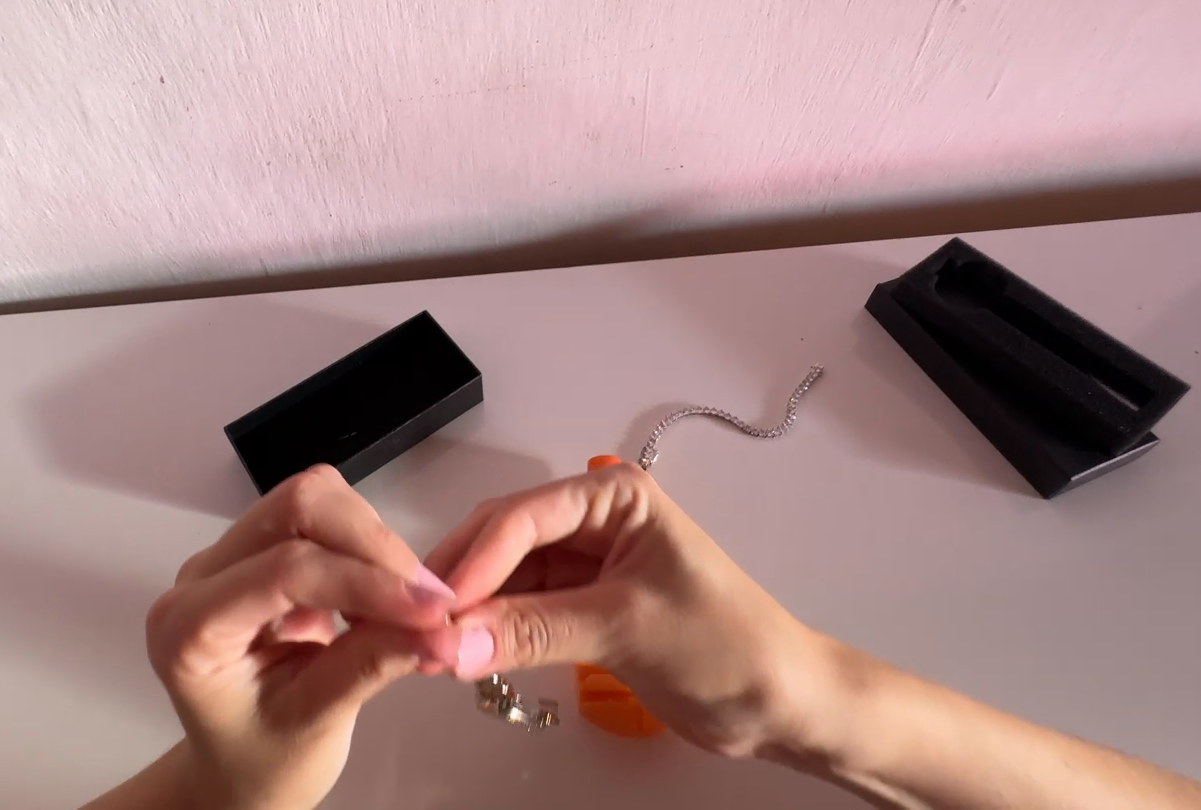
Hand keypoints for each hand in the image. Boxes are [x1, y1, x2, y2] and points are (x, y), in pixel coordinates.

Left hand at [140, 465, 461, 809]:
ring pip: (316, 496)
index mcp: (191, 626)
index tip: (432, 611)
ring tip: (405, 601)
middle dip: (373, 542)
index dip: (365, 580)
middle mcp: (204, 571)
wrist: (239, 761)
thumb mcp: (316, 726)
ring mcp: (233, 548)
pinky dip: (367, 541)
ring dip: (374, 539)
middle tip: (427, 598)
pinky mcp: (265, 540)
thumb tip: (442, 630)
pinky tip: (382, 590)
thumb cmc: (264, 758)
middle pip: (297, 505)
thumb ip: (372, 664)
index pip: (285, 569)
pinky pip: (325, 510)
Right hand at [425, 462, 843, 762]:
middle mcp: (592, 519)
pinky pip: (523, 607)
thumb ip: (535, 631)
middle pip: (508, 541)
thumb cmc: (725, 645)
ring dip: (473, 609)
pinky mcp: (581, 603)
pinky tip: (465, 649)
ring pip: (509, 576)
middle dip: (465, 581)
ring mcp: (585, 562)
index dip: (476, 559)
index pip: (526, 517)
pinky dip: (494, 629)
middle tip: (418, 624)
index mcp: (613, 497)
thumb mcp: (625, 628)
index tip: (433, 603)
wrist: (782, 704)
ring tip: (432, 643)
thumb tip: (453, 643)